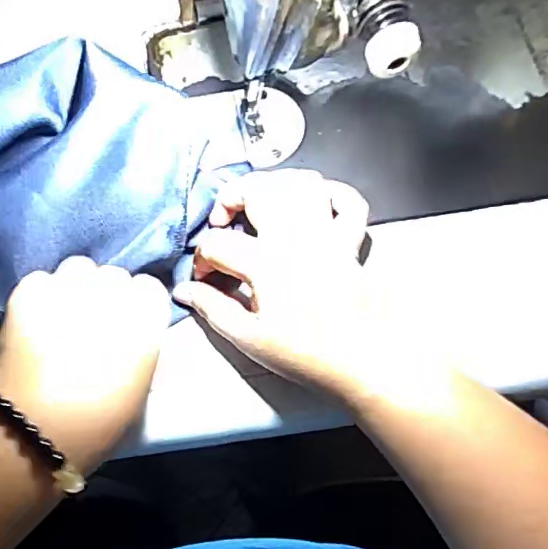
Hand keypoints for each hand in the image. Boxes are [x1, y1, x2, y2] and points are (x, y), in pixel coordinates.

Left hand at [0, 256, 170, 471]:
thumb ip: (145, 348)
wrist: (34, 428)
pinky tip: (38, 321)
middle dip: (107, 296)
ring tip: (66, 317)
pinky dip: (43, 295)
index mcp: (146, 315)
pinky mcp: (30, 290)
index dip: (138, 306)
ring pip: (78, 269)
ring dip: (76, 288)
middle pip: (114, 276)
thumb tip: (138, 336)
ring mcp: (67, 286)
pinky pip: (42, 280)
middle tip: (95, 326)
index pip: (149, 287)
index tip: (129, 327)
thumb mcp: (142, 386)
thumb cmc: (99, 421)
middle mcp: (110, 290)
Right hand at [172, 169, 449, 406]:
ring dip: (276, 185)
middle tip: (222, 221)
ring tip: (261, 202)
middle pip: (257, 193)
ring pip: (302, 185)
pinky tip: (315, 203)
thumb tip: (186, 291)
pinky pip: (349, 202)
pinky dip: (332, 194)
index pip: (218, 243)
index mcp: (266, 262)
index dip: (201, 258)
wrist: (361, 364)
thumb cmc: (305, 355)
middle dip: (230, 198)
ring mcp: (328, 236)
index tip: (203, 277)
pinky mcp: (351, 244)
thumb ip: (213, 308)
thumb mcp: (249, 338)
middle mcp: (297, 238)